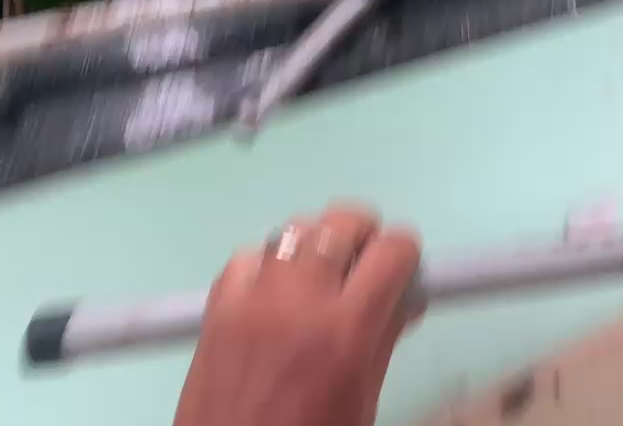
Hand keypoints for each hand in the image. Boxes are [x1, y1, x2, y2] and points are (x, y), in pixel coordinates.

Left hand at [174, 203, 421, 425]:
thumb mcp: (362, 401)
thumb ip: (385, 337)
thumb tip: (406, 296)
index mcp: (344, 330)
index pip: (392, 250)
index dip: (406, 253)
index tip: (405, 268)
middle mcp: (299, 299)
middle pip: (341, 222)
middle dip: (364, 234)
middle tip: (366, 263)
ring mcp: (253, 298)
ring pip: (296, 228)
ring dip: (318, 242)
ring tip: (321, 274)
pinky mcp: (216, 309)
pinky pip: (248, 257)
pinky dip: (268, 263)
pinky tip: (275, 290)